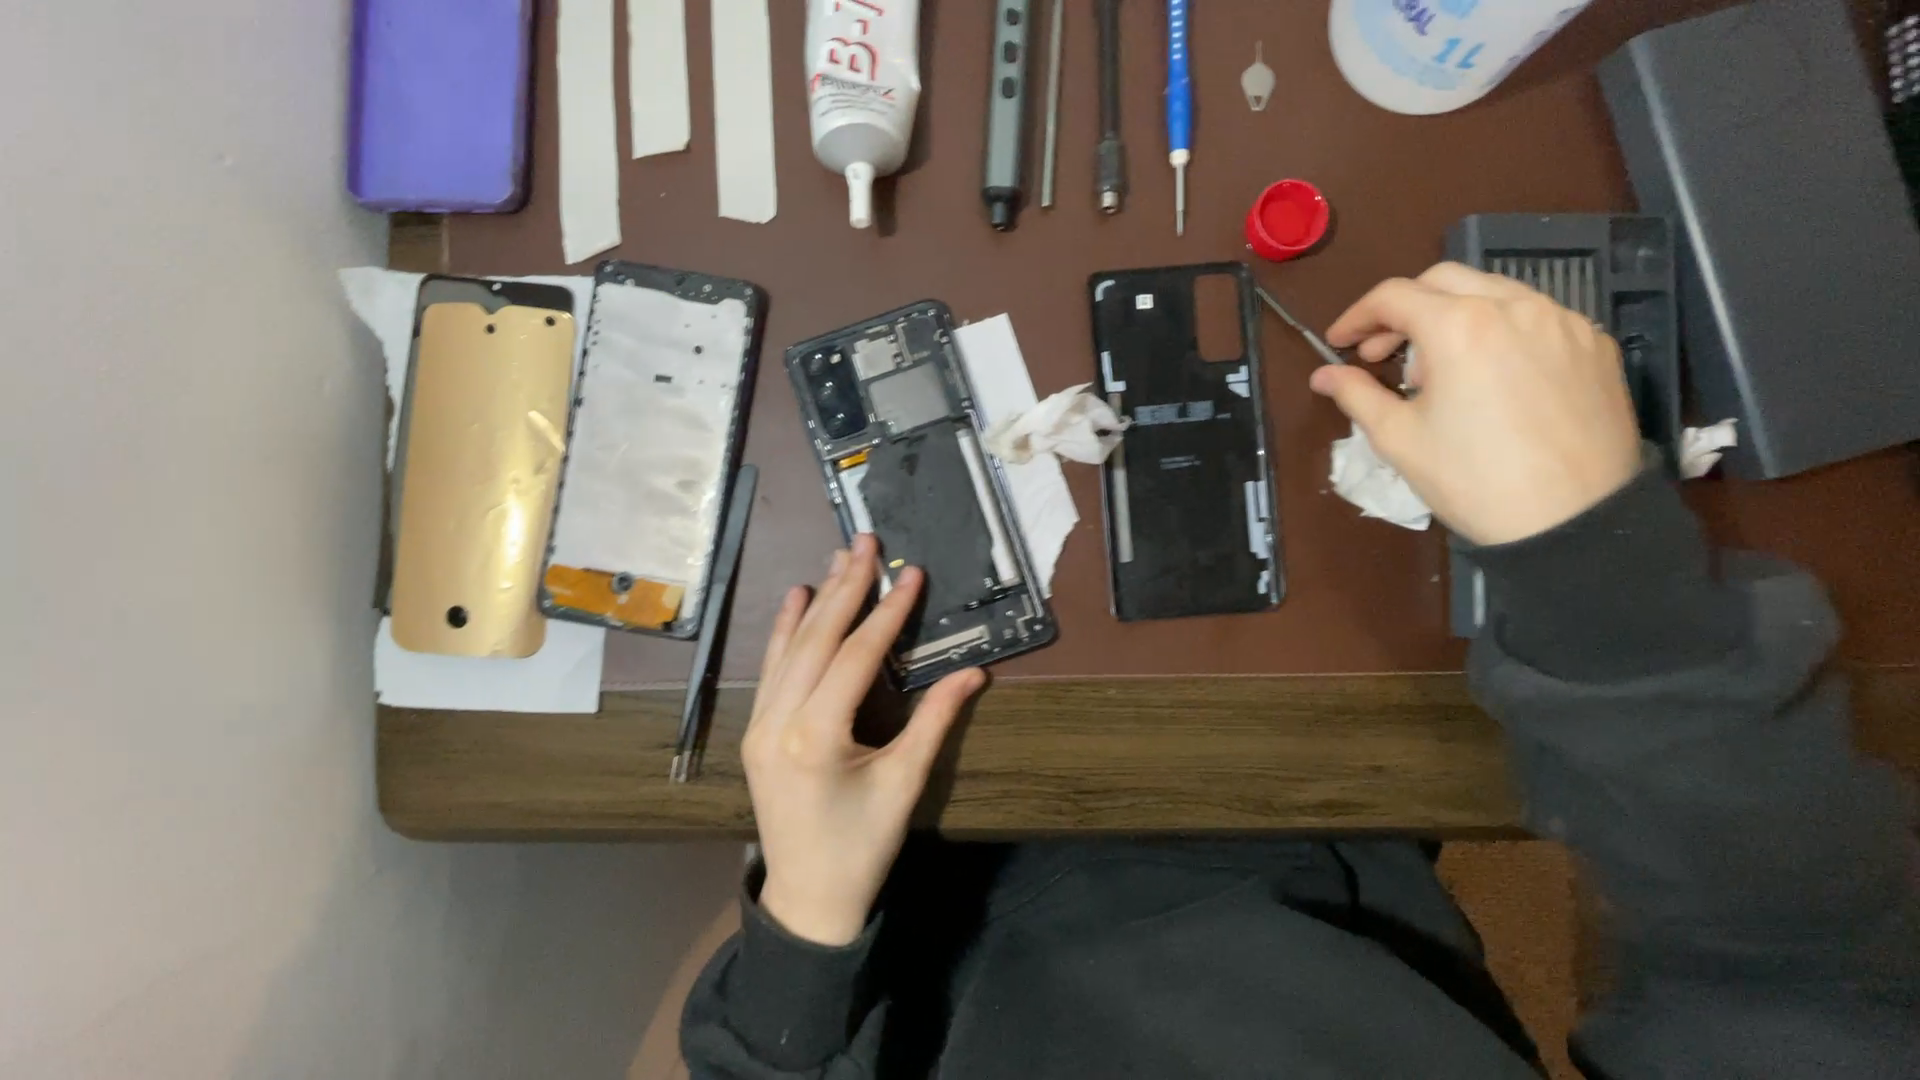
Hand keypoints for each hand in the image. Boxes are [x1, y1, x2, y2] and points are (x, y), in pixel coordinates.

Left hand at [743, 534, 985, 946]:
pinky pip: (771, 669)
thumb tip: (976, 673)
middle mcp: (778, 720)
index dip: (887, 613)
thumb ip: (935, 721)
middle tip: (866, 542)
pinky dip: (784, 631)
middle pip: (817, 639)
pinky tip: (794, 599)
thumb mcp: (905, 784)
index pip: (856, 656)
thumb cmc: (863, 845)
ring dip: (816, 600)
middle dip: (845, 587)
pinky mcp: (755, 730)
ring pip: (790, 648)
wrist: (809, 898)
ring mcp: (760, 724)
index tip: (910, 573)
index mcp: (815, 736)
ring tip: (838, 558)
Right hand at [1313, 262, 1641, 545]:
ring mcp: (1562, 321)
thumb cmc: (1471, 479)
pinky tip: (1489, 376)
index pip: (1393, 296)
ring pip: (1493, 293)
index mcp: (1459, 326)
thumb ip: (1356, 394)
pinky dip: (1499, 332)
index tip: (1339, 344)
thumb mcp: (1398, 438)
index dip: (1356, 317)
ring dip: (1452, 317)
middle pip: (1443, 280)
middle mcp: (1514, 306)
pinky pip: (1535, 319)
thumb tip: (1323, 375)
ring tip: (1437, 369)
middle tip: (1382, 353)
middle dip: (1403, 309)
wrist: (1574, 518)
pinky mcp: (1593, 344)